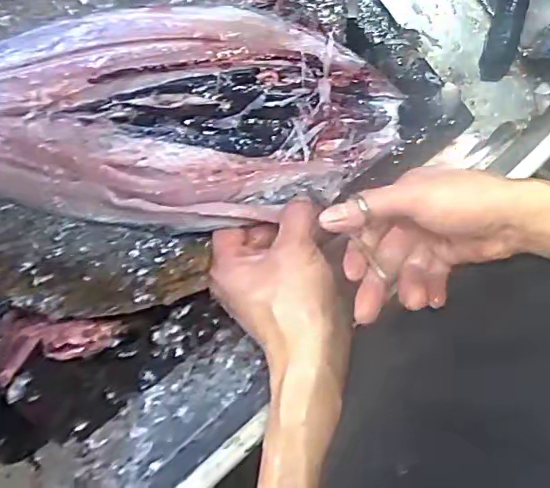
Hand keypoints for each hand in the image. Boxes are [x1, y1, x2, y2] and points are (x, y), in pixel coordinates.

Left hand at [210, 200, 348, 371]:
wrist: (314, 352)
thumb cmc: (296, 299)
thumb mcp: (297, 245)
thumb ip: (297, 213)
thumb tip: (301, 200)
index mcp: (225, 266)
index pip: (235, 220)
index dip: (261, 206)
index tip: (288, 198)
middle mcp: (234, 277)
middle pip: (257, 233)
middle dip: (284, 221)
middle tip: (310, 211)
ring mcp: (256, 290)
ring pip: (276, 248)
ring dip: (298, 237)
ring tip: (320, 227)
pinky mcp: (278, 298)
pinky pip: (287, 264)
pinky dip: (303, 254)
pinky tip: (323, 247)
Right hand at [318, 168, 539, 324]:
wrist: (513, 218)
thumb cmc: (463, 202)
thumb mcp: (415, 199)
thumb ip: (372, 208)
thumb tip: (326, 216)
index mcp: (404, 195)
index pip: (369, 224)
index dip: (358, 251)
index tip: (350, 277)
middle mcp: (415, 214)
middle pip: (387, 251)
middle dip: (378, 281)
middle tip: (367, 314)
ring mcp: (433, 235)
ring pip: (408, 267)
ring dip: (409, 287)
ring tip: (418, 303)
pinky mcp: (450, 253)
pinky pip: (431, 274)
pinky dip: (431, 288)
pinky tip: (436, 299)